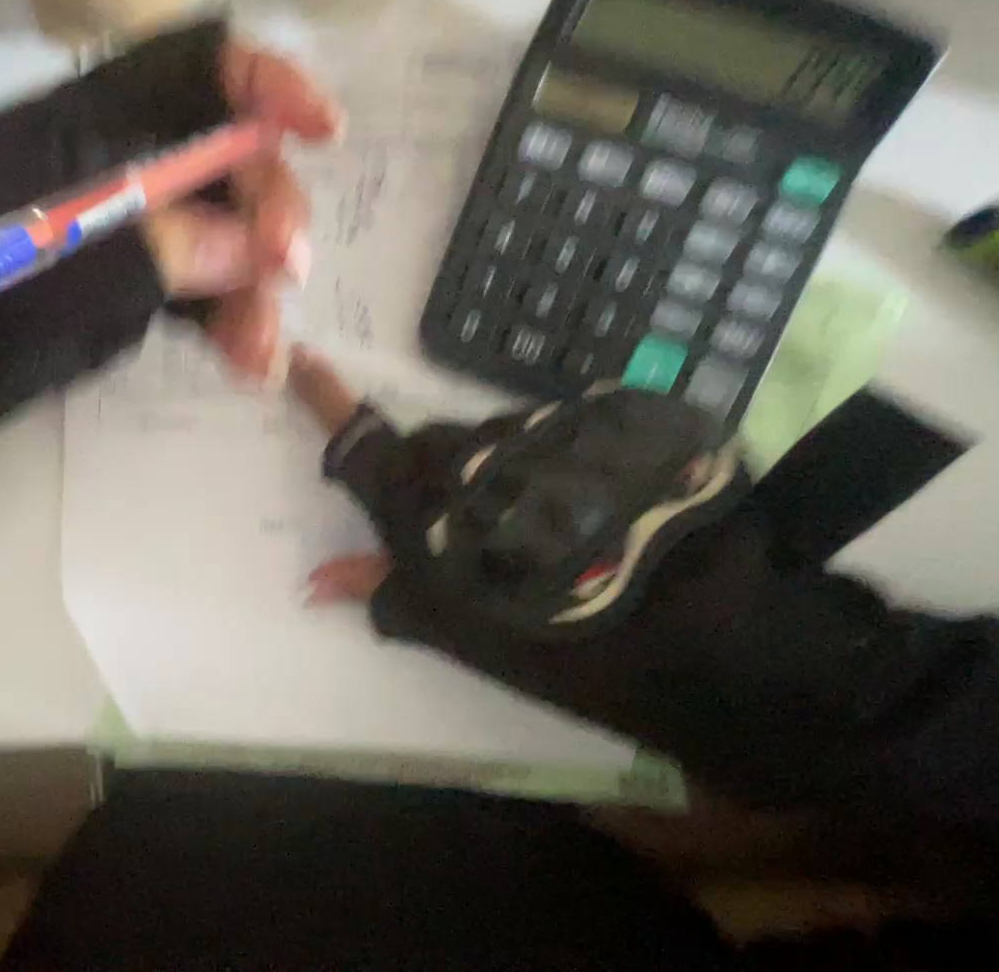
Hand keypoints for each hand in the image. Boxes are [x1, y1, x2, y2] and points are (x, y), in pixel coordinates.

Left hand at [0, 21, 340, 447]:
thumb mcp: (55, 279)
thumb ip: (154, 253)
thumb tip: (252, 252)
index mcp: (75, 127)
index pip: (181, 69)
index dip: (259, 83)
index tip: (319, 129)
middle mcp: (107, 164)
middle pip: (218, 157)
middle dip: (264, 209)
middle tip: (288, 268)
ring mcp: (120, 226)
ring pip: (217, 232)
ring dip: (252, 285)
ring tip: (263, 347)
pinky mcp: (127, 280)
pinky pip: (197, 286)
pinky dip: (226, 321)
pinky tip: (252, 362)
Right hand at [289, 346, 747, 643]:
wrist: (699, 634)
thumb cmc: (555, 642)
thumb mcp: (455, 629)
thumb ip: (384, 591)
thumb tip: (312, 581)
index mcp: (424, 499)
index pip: (359, 439)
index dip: (322, 397)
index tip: (299, 357)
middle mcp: (472, 452)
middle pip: (429, 445)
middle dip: (430, 477)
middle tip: (460, 535)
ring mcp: (535, 434)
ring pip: (493, 446)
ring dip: (498, 479)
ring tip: (537, 538)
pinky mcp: (596, 428)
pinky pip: (551, 443)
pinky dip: (552, 473)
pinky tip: (584, 516)